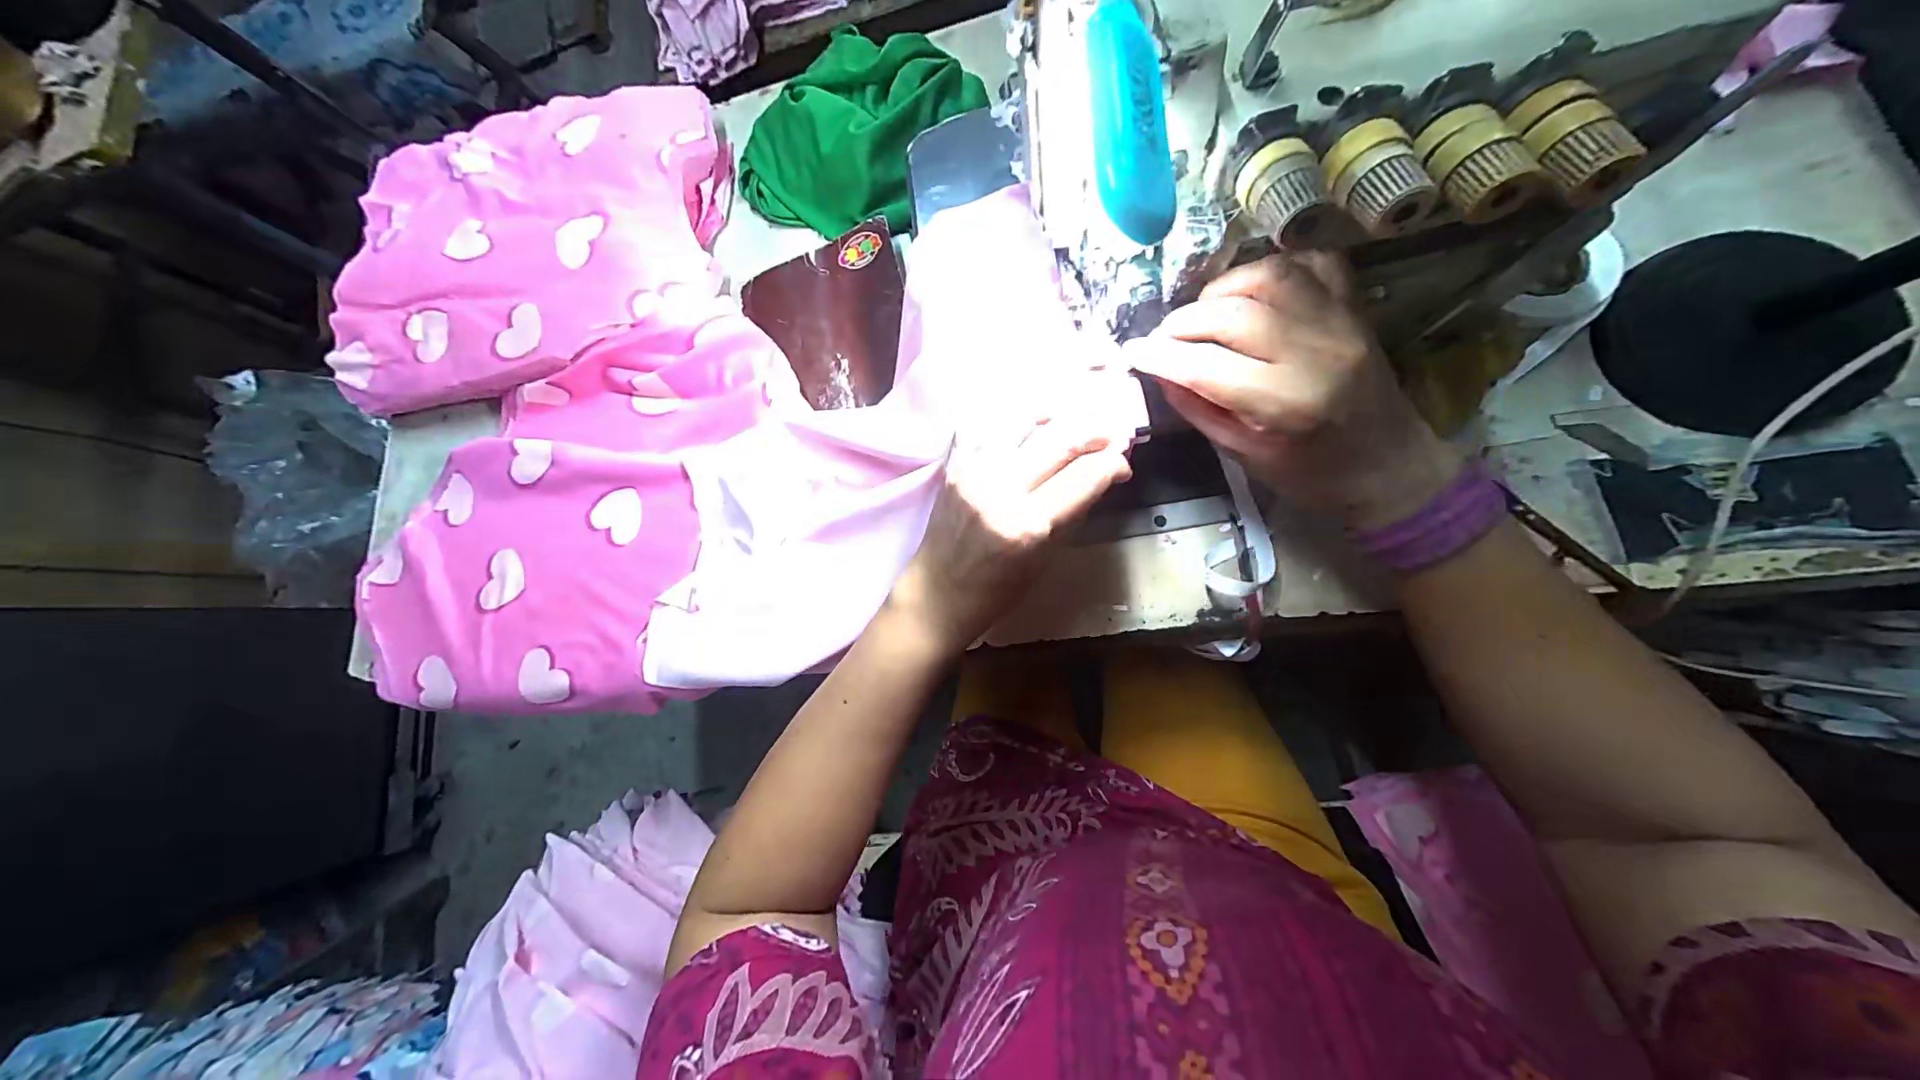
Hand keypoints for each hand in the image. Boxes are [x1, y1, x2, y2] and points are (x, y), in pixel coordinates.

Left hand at [890, 419, 1133, 652]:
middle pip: (1059, 440)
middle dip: (1095, 431)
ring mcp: (973, 471)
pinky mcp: (954, 464)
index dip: (1113, 464)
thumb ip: (1074, 513)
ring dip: (1059, 413)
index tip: (1124, 462)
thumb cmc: (995, 590)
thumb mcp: (1045, 560)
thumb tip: (1103, 476)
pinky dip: (1015, 415)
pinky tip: (1034, 417)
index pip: (1084, 477)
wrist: (936, 592)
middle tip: (1113, 432)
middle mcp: (999, 490)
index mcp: (1027, 526)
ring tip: (1078, 416)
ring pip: (1023, 419)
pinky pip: (987, 423)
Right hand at [1126, 253, 1460, 530]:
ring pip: (1268, 275)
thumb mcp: (1244, 454)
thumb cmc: (1312, 475)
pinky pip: (1310, 263)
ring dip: (1223, 290)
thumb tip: (1159, 371)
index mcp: (1287, 404)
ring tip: (1205, 315)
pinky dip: (1272, 271)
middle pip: (1233, 314)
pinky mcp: (1353, 306)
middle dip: (1183, 323)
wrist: (1390, 466)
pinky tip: (1253, 295)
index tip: (1133, 352)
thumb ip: (1200, 408)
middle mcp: (1316, 352)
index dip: (1161, 356)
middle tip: (1164, 339)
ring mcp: (1340, 321)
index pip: (1207, 366)